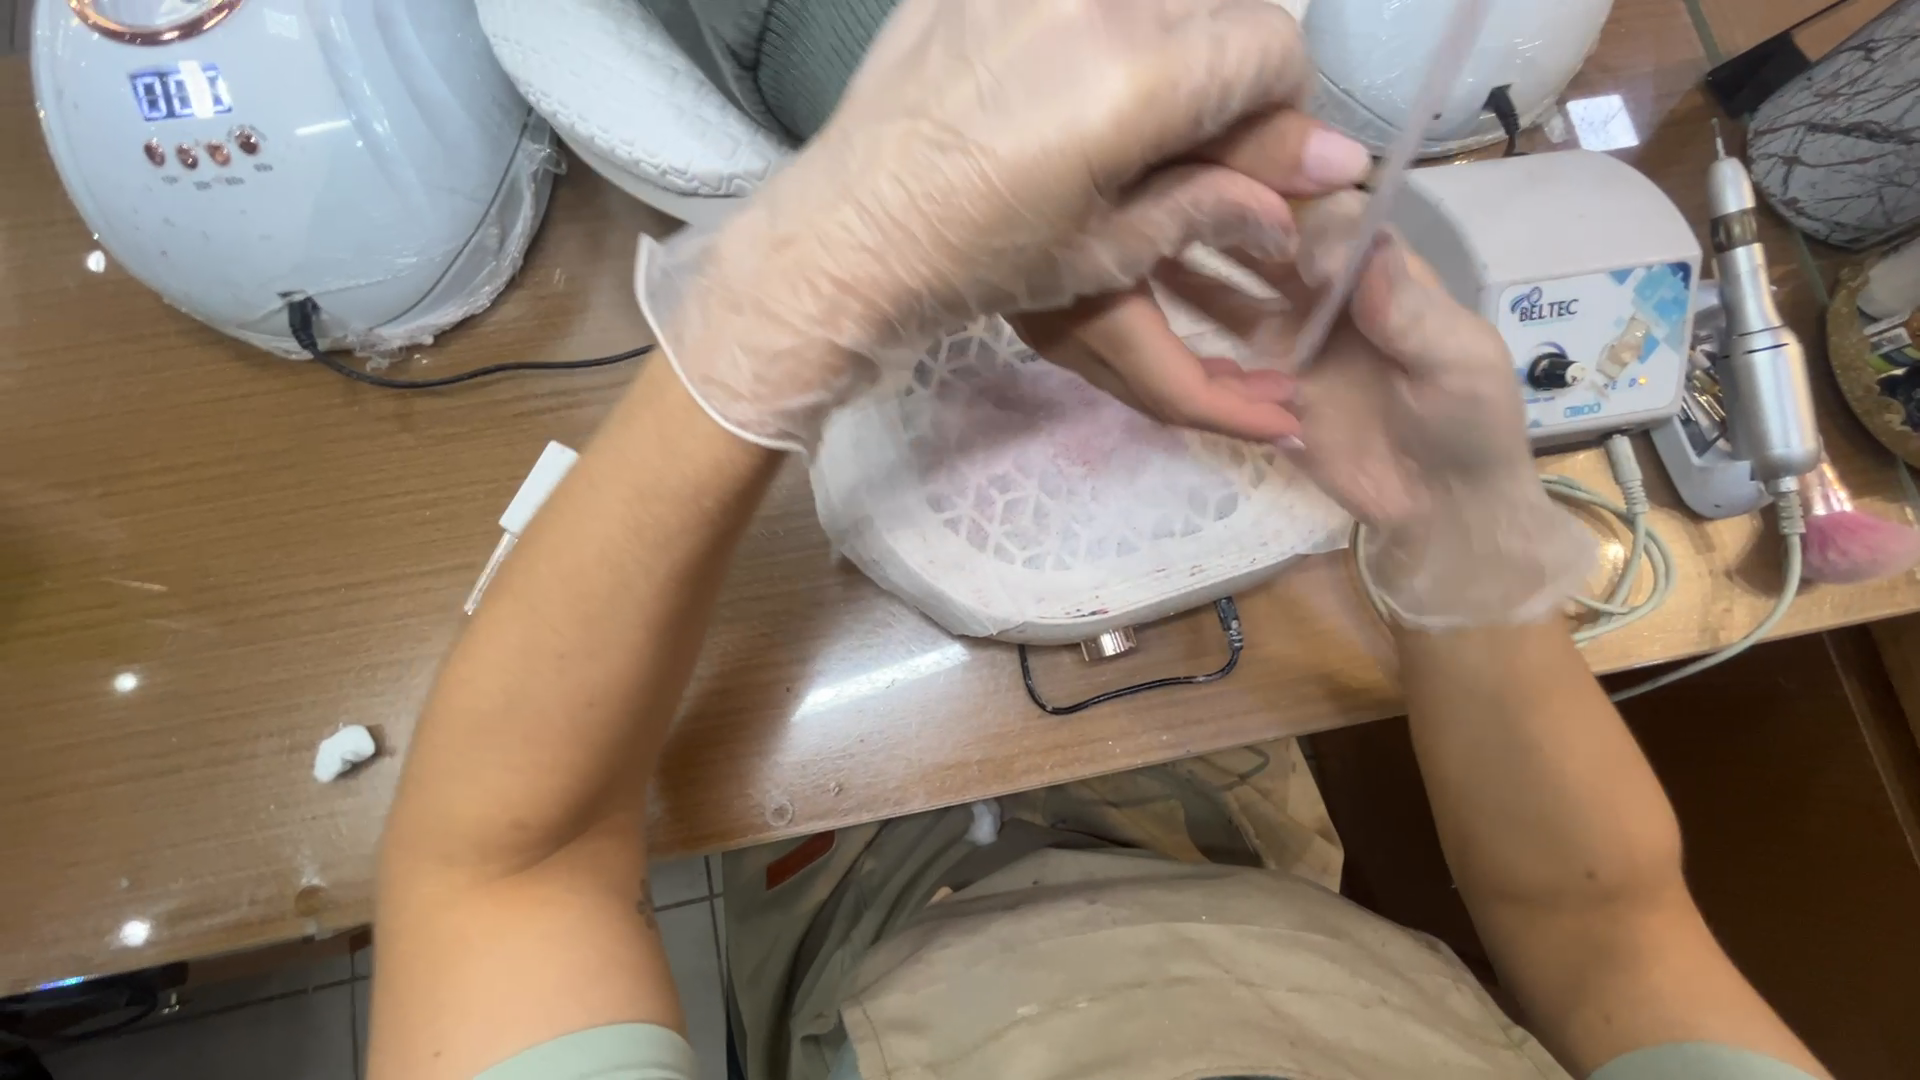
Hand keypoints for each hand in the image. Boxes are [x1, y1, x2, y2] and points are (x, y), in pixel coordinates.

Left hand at [637, 0, 1367, 451]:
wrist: (851, 238)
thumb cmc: (979, 264)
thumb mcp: (1103, 253)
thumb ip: (1211, 202)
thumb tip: (1318, 177)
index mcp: (1136, 75)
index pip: (1273, 49)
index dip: (1279, 113)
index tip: (1250, 162)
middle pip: (1221, 8)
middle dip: (1227, 77)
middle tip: (1184, 148)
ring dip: (1165, 47)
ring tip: (1116, 120)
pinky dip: (1098, 28)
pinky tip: (1059, 85)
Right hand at [1009, 121, 1370, 441]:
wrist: (947, 163)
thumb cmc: (1050, 150)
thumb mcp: (1158, 151)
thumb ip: (1242, 171)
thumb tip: (1336, 180)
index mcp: (1098, 314)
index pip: (1177, 391)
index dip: (1237, 415)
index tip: (1294, 422)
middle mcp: (1069, 339)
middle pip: (1156, 399)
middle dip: (1226, 409)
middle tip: (1288, 399)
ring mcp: (1050, 330)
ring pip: (1137, 383)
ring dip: (1201, 385)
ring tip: (1261, 376)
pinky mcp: (1045, 309)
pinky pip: (1120, 358)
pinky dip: (1172, 360)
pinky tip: (1210, 341)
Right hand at [1156, 192, 1593, 625]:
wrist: (1437, 506)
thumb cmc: (1467, 423)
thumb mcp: (1457, 362)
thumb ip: (1411, 311)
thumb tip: (1365, 245)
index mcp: (1381, 277)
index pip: (1334, 225)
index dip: (1302, 222)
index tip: (1279, 235)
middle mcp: (1326, 300)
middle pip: (1271, 251)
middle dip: (1230, 229)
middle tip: (1176, 212)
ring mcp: (1289, 344)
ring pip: (1234, 298)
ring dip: (1194, 276)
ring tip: (1143, 254)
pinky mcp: (1262, 389)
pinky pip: (1222, 361)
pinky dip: (1189, 342)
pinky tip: (1147, 323)